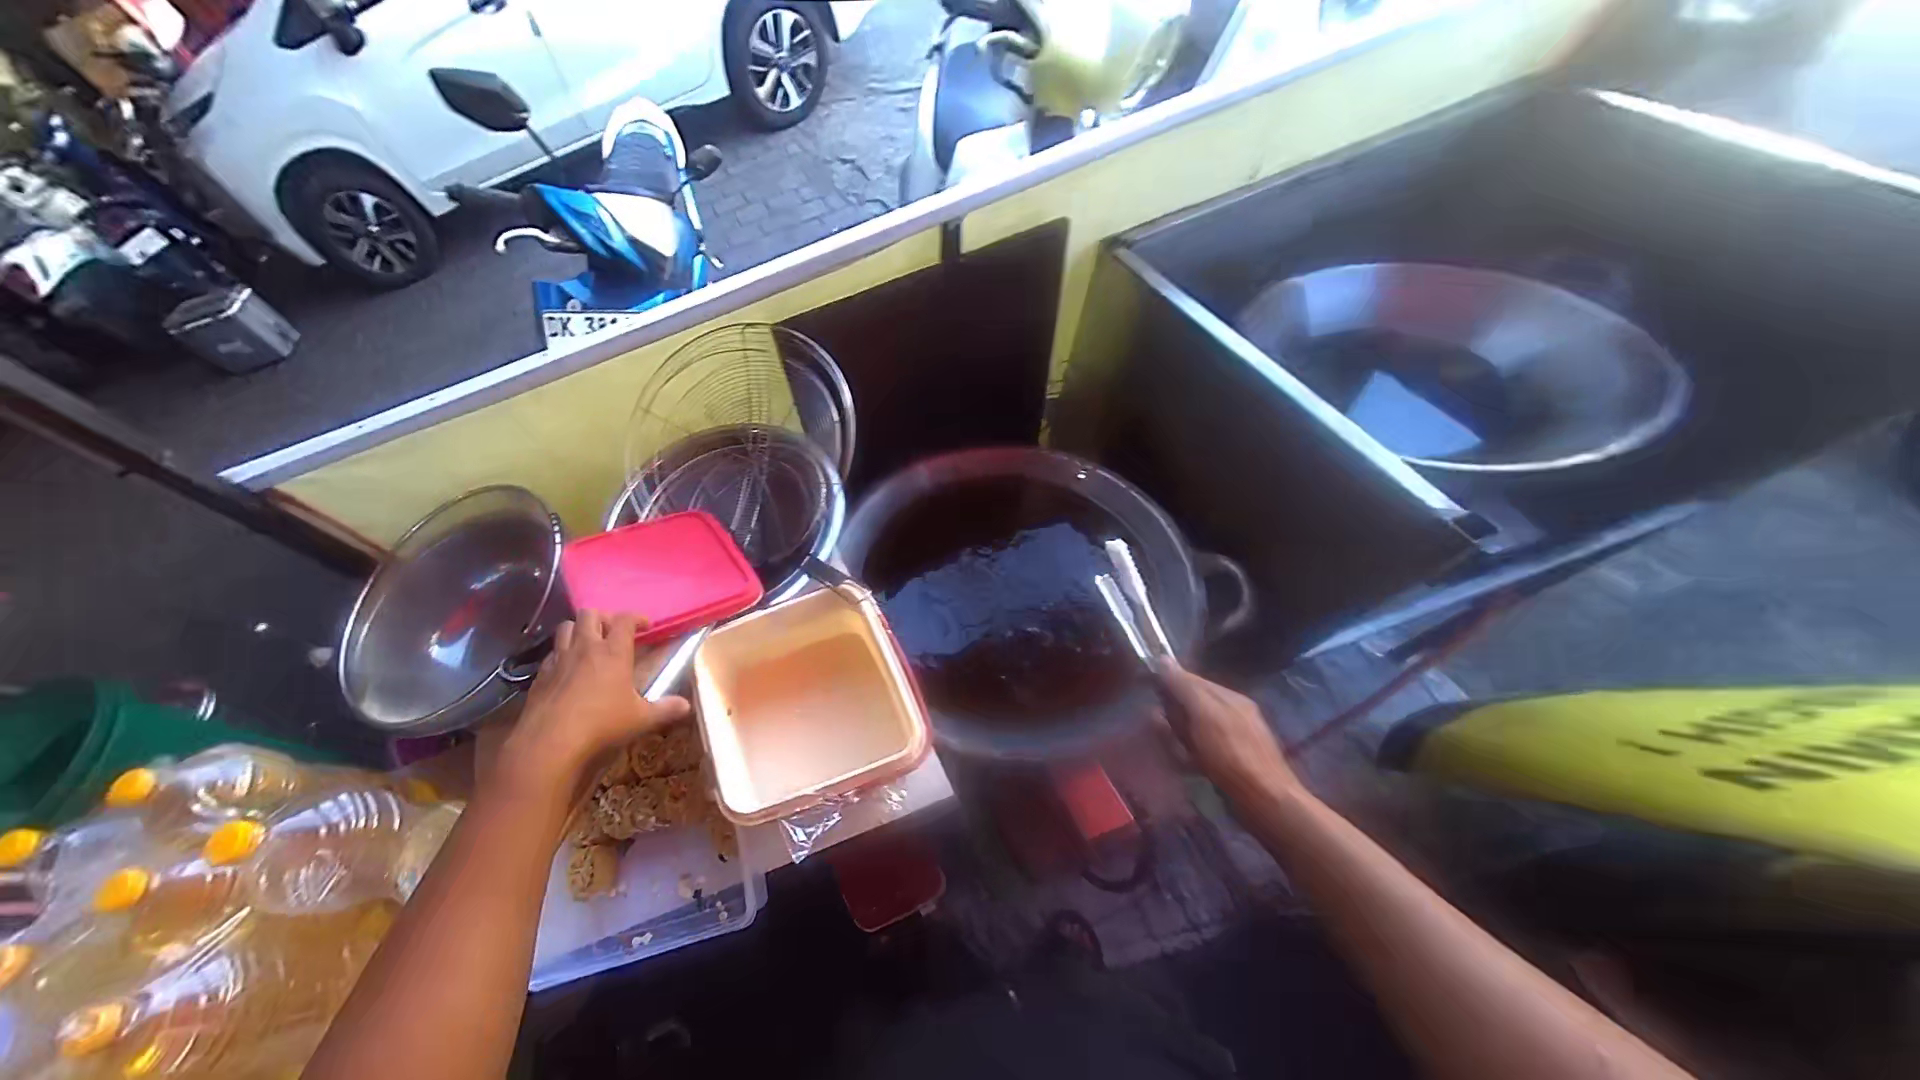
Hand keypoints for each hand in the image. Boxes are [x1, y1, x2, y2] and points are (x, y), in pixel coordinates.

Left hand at [487, 610, 690, 813]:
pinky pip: (551, 653)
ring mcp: (559, 659)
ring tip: (589, 644)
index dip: (637, 618)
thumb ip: (665, 709)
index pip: (625, 620)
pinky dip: (561, 653)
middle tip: (614, 633)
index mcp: (614, 652)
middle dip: (604, 618)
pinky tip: (568, 669)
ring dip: (578, 630)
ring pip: (565, 627)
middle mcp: (585, 648)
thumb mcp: (641, 719)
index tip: (645, 626)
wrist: (550, 742)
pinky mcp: (540, 675)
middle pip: (590, 614)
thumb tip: (686, 706)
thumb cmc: (602, 724)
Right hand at [1157, 661, 1302, 804]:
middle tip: (1161, 727)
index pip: (1192, 679)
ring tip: (1171, 748)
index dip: (1168, 683)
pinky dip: (1188, 754)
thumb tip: (1162, 657)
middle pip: (1192, 704)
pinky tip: (1183, 763)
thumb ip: (1184, 686)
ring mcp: (1234, 740)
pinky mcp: (1230, 764)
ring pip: (1194, 729)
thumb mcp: (1204, 714)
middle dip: (1173, 714)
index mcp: (1230, 698)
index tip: (1147, 691)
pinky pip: (1201, 750)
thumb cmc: (1232, 754)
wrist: (1265, 803)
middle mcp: (1234, 714)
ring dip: (1177, 736)